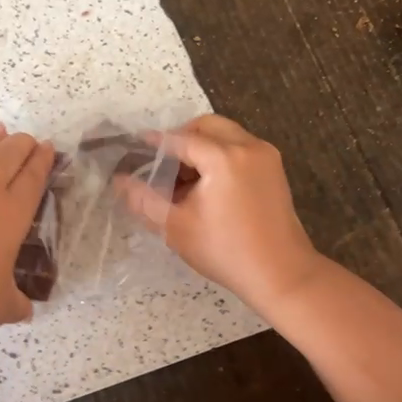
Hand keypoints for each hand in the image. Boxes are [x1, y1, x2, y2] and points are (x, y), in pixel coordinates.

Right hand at [118, 115, 324, 308]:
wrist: (282, 275)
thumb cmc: (225, 251)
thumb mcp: (176, 227)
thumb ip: (143, 199)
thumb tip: (119, 181)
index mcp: (223, 157)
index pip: (179, 139)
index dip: (154, 143)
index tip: (134, 149)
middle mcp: (248, 146)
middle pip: (206, 126)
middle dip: (181, 139)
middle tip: (162, 164)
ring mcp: (266, 156)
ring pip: (225, 134)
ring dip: (201, 146)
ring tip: (183, 178)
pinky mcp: (274, 169)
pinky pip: (240, 147)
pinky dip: (219, 155)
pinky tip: (206, 185)